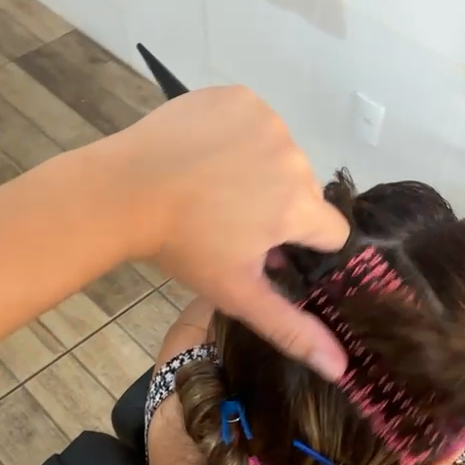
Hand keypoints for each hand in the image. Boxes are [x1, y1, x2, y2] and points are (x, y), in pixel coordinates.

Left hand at [105, 86, 350, 377]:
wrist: (123, 191)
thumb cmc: (183, 247)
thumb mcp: (237, 293)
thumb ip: (292, 329)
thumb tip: (341, 368)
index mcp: (299, 204)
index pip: (330, 231)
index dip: (300, 245)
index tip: (263, 248)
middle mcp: (294, 155)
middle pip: (303, 191)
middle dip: (278, 206)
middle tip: (228, 220)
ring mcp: (266, 119)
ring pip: (281, 154)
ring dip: (259, 169)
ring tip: (213, 186)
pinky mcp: (238, 96)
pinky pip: (255, 121)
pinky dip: (239, 136)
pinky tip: (207, 154)